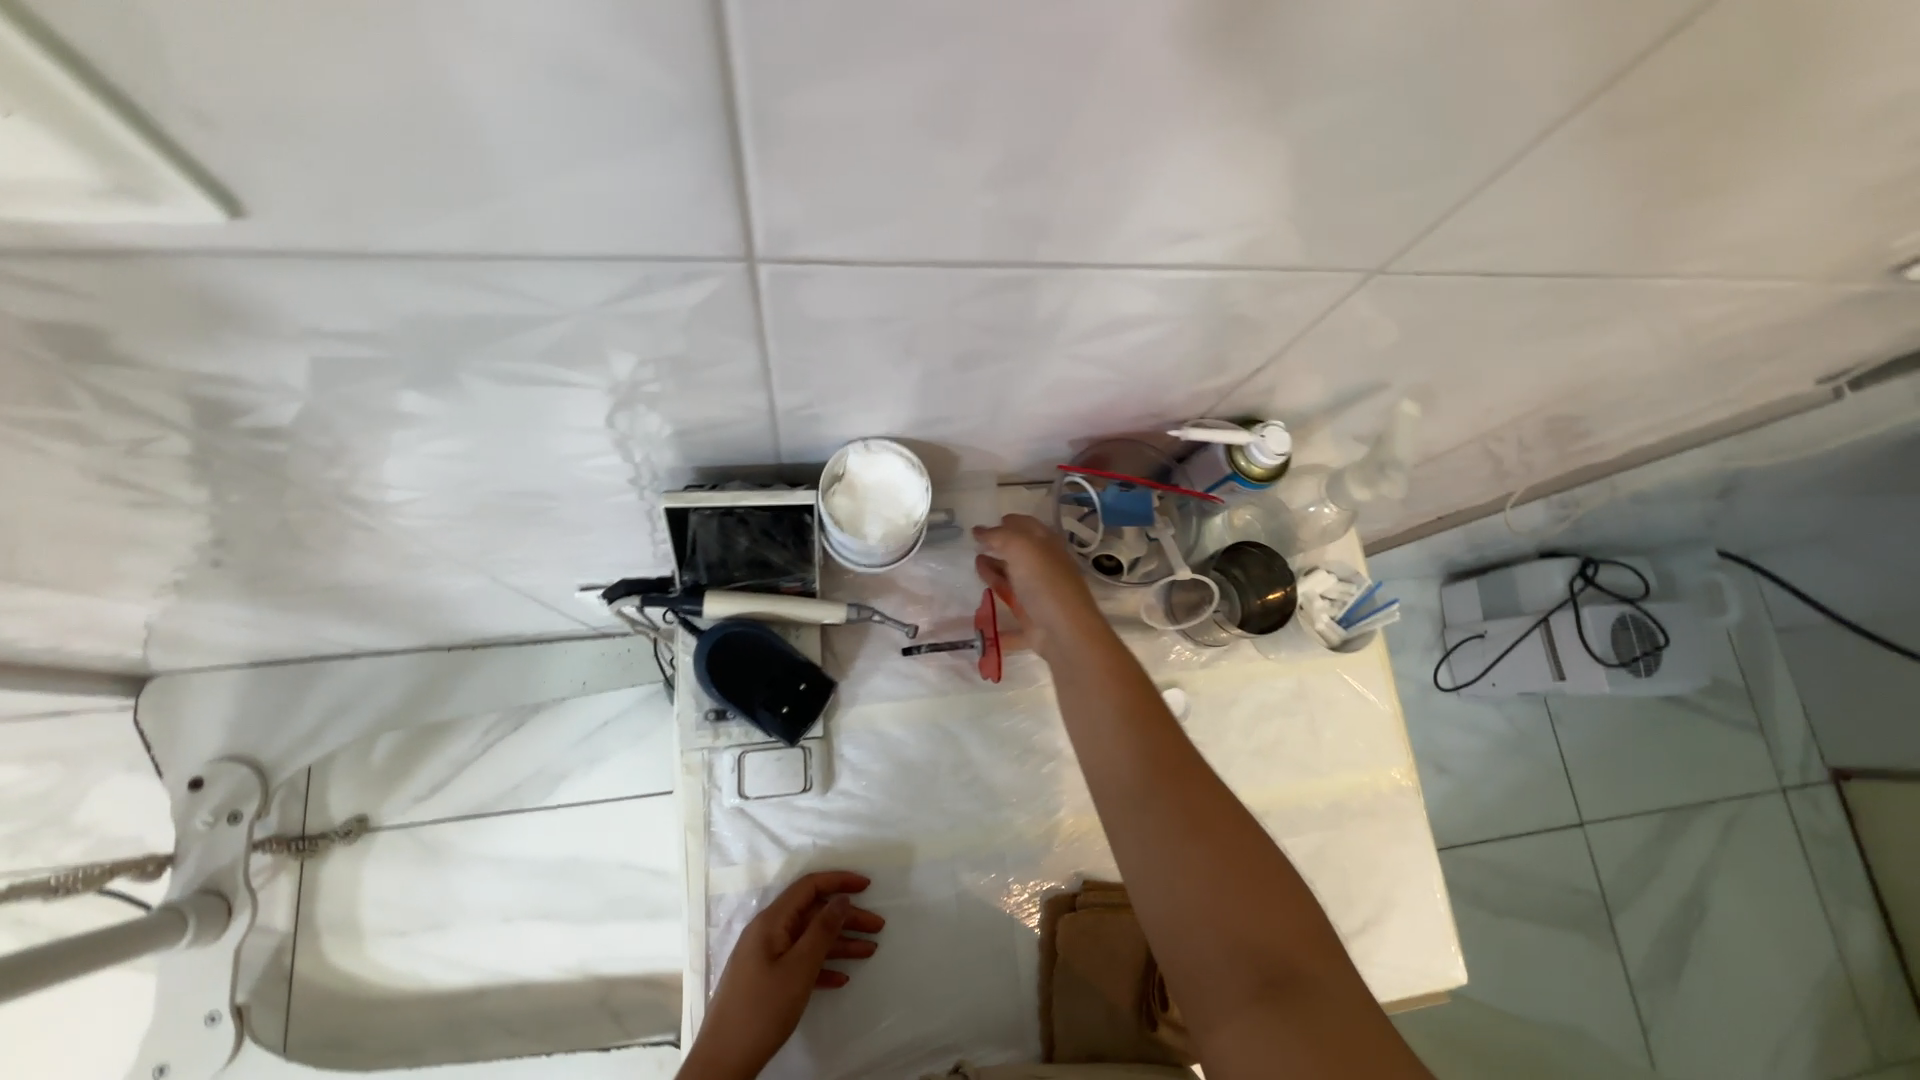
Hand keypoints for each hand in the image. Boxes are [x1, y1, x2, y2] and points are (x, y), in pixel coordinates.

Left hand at [681, 872, 883, 1079]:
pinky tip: (841, 978)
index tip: (867, 886)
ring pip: (808, 939)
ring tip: (870, 951)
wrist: (723, 1061)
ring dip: (839, 943)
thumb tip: (841, 899)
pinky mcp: (765, 980)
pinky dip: (822, 966)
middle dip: (846, 918)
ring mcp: (765, 957)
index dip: (839, 882)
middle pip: (812, 914)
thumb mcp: (800, 968)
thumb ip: (822, 930)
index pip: (808, 888)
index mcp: (771, 922)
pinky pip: (799, 962)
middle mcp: (767, 933)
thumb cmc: (763, 1009)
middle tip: (878, 927)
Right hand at [973, 514, 1108, 659]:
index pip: (1028, 526)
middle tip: (975, 544)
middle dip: (999, 546)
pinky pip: (1009, 608)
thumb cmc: (1044, 582)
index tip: (987, 524)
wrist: (1064, 631)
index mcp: (1047, 545)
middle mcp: (1044, 567)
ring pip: (1013, 578)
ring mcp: (1038, 593)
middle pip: (1019, 552)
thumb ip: (999, 536)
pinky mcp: (1030, 617)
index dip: (1009, 522)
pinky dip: (994, 605)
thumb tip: (978, 530)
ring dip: (994, 571)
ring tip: (975, 564)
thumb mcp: (1021, 548)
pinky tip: (977, 602)